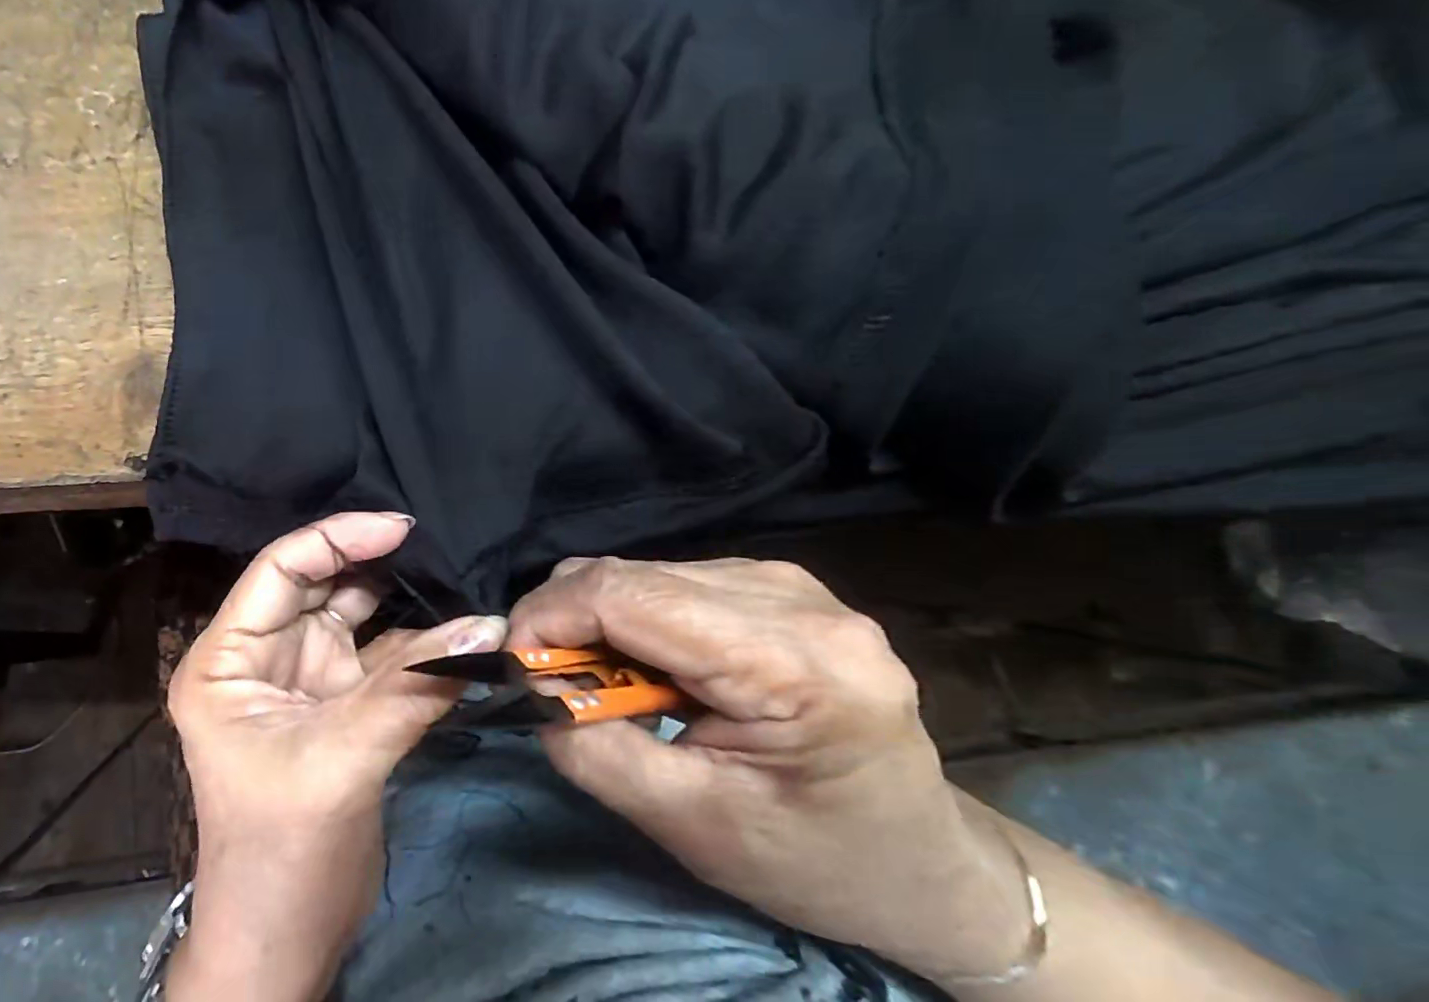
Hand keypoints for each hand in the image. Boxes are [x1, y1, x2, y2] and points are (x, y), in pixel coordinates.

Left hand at [165, 512, 506, 999]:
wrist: (288, 938)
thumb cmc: (282, 851)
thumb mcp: (341, 760)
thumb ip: (414, 688)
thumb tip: (490, 626)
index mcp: (228, 659)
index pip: (281, 570)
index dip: (337, 538)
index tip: (401, 526)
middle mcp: (265, 657)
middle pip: (322, 585)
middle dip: (376, 562)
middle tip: (438, 542)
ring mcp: (308, 679)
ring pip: (360, 617)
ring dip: (406, 600)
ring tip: (456, 572)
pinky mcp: (344, 704)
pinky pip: (387, 657)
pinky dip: (423, 645)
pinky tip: (463, 630)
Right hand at [507, 557, 1033, 979]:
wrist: (922, 861)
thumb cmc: (812, 862)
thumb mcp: (689, 824)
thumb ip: (594, 749)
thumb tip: (531, 686)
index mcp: (794, 663)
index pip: (633, 596)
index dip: (551, 616)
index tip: (511, 662)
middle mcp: (798, 598)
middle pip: (637, 575)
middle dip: (569, 620)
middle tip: (547, 684)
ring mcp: (793, 581)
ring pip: (650, 571)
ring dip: (603, 622)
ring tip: (604, 689)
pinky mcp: (781, 585)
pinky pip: (677, 580)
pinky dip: (639, 620)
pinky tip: (650, 671)